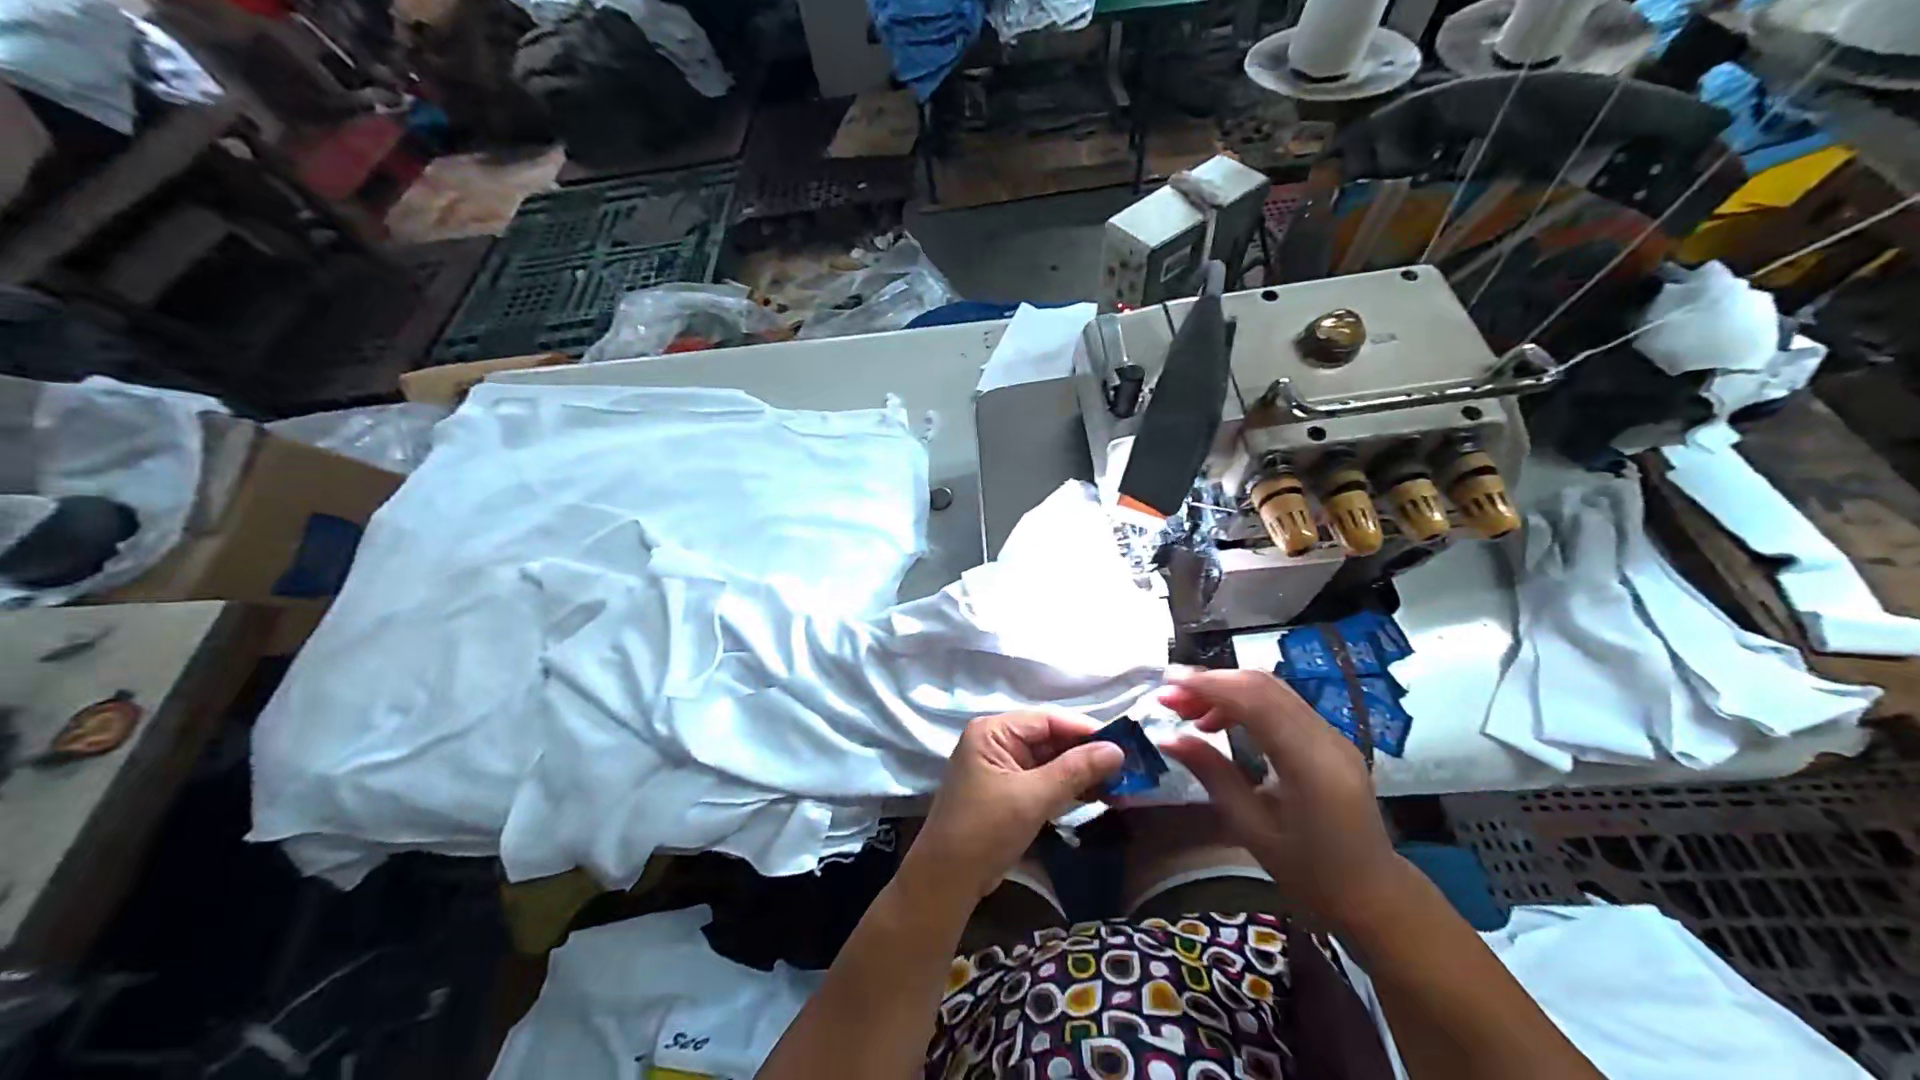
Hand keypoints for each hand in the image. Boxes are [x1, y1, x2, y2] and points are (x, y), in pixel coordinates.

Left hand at [909, 712, 1124, 900]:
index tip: (1125, 743)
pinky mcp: (1007, 793)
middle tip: (1129, 767)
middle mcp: (995, 742)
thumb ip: (1075, 770)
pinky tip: (1099, 795)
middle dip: (1087, 754)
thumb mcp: (1033, 797)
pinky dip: (1068, 787)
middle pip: (1050, 739)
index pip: (1048, 720)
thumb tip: (1118, 751)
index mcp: (992, 731)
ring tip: (1122, 783)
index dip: (1087, 731)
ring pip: (1050, 762)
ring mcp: (1001, 768)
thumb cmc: (985, 830)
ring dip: (1082, 772)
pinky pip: (1043, 781)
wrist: (946, 880)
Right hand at [1158, 669, 1405, 927]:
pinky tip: (1218, 722)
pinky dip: (1243, 701)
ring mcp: (1332, 734)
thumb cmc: (1309, 871)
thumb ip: (1212, 774)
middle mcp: (1326, 738)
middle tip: (1169, 698)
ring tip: (1187, 710)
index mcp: (1310, 764)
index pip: (1256, 701)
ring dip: (1225, 689)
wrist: (1372, 893)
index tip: (1165, 688)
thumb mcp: (1251, 828)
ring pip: (1271, 689)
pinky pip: (1281, 703)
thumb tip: (1167, 738)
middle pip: (1263, 686)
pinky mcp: (1328, 737)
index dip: (1207, 686)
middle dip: (1211, 683)